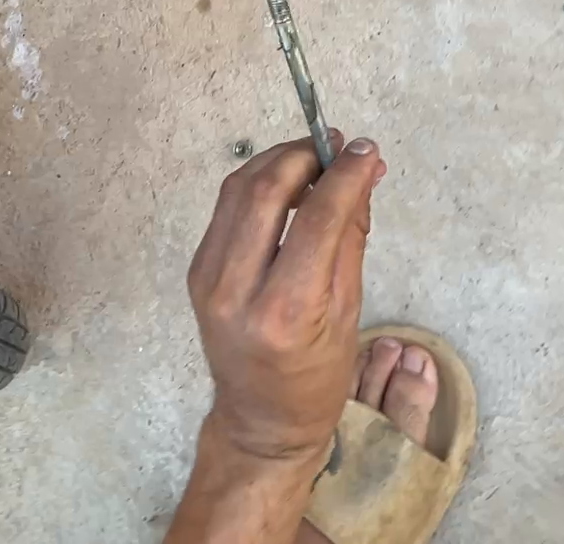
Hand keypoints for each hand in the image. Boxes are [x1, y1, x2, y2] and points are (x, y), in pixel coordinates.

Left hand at [186, 133, 387, 464]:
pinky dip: (258, 183)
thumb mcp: (349, 312)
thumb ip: (351, 237)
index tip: (367, 150)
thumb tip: (362, 175)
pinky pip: (227, 207)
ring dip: (279, 160)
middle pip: (265, 191)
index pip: (317, 220)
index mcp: (284, 311)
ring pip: (238, 189)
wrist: (259, 419)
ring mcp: (207, 276)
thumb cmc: (316, 377)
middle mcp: (235, 288)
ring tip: (316, 155)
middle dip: (304, 154)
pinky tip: (287, 181)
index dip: (344, 175)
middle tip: (338, 145)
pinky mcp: (196, 268)